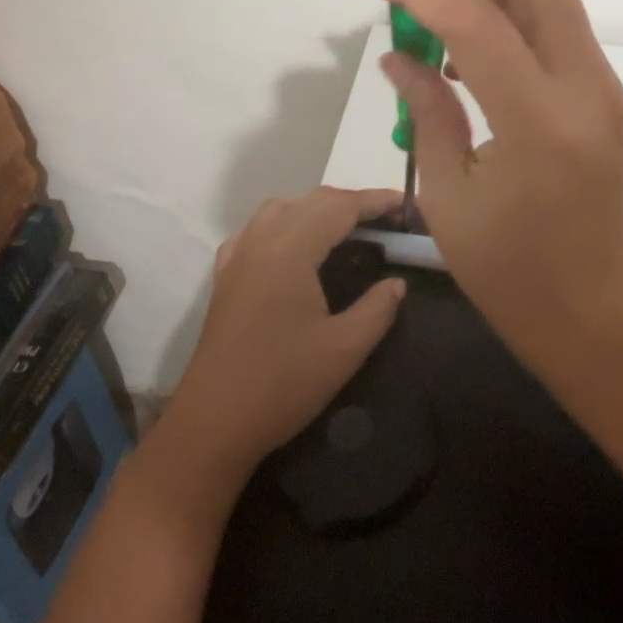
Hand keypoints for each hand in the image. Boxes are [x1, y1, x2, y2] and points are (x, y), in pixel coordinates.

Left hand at [169, 187, 406, 467]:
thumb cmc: (283, 383)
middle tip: (388, 220)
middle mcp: (260, 242)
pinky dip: (284, 224)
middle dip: (351, 202)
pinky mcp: (225, 278)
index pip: (339, 207)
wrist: (215, 421)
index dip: (376, 201)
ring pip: (280, 210)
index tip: (408, 205)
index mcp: (290, 251)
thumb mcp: (345, 349)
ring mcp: (237, 258)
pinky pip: (256, 231)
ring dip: (317, 209)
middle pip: (310, 201)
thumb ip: (377, 309)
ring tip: (347, 228)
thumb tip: (396, 283)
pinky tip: (295, 246)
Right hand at [360, 0, 622, 324]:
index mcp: (541, 123)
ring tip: (430, 20)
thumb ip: (427, 111)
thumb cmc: (510, 275)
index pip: (478, 21)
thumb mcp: (448, 196)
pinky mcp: (606, 98)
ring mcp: (605, 91)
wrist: (592, 314)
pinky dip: (510, 20)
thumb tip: (399, 55)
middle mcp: (587, 90)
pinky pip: (558, 31)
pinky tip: (467, 55)